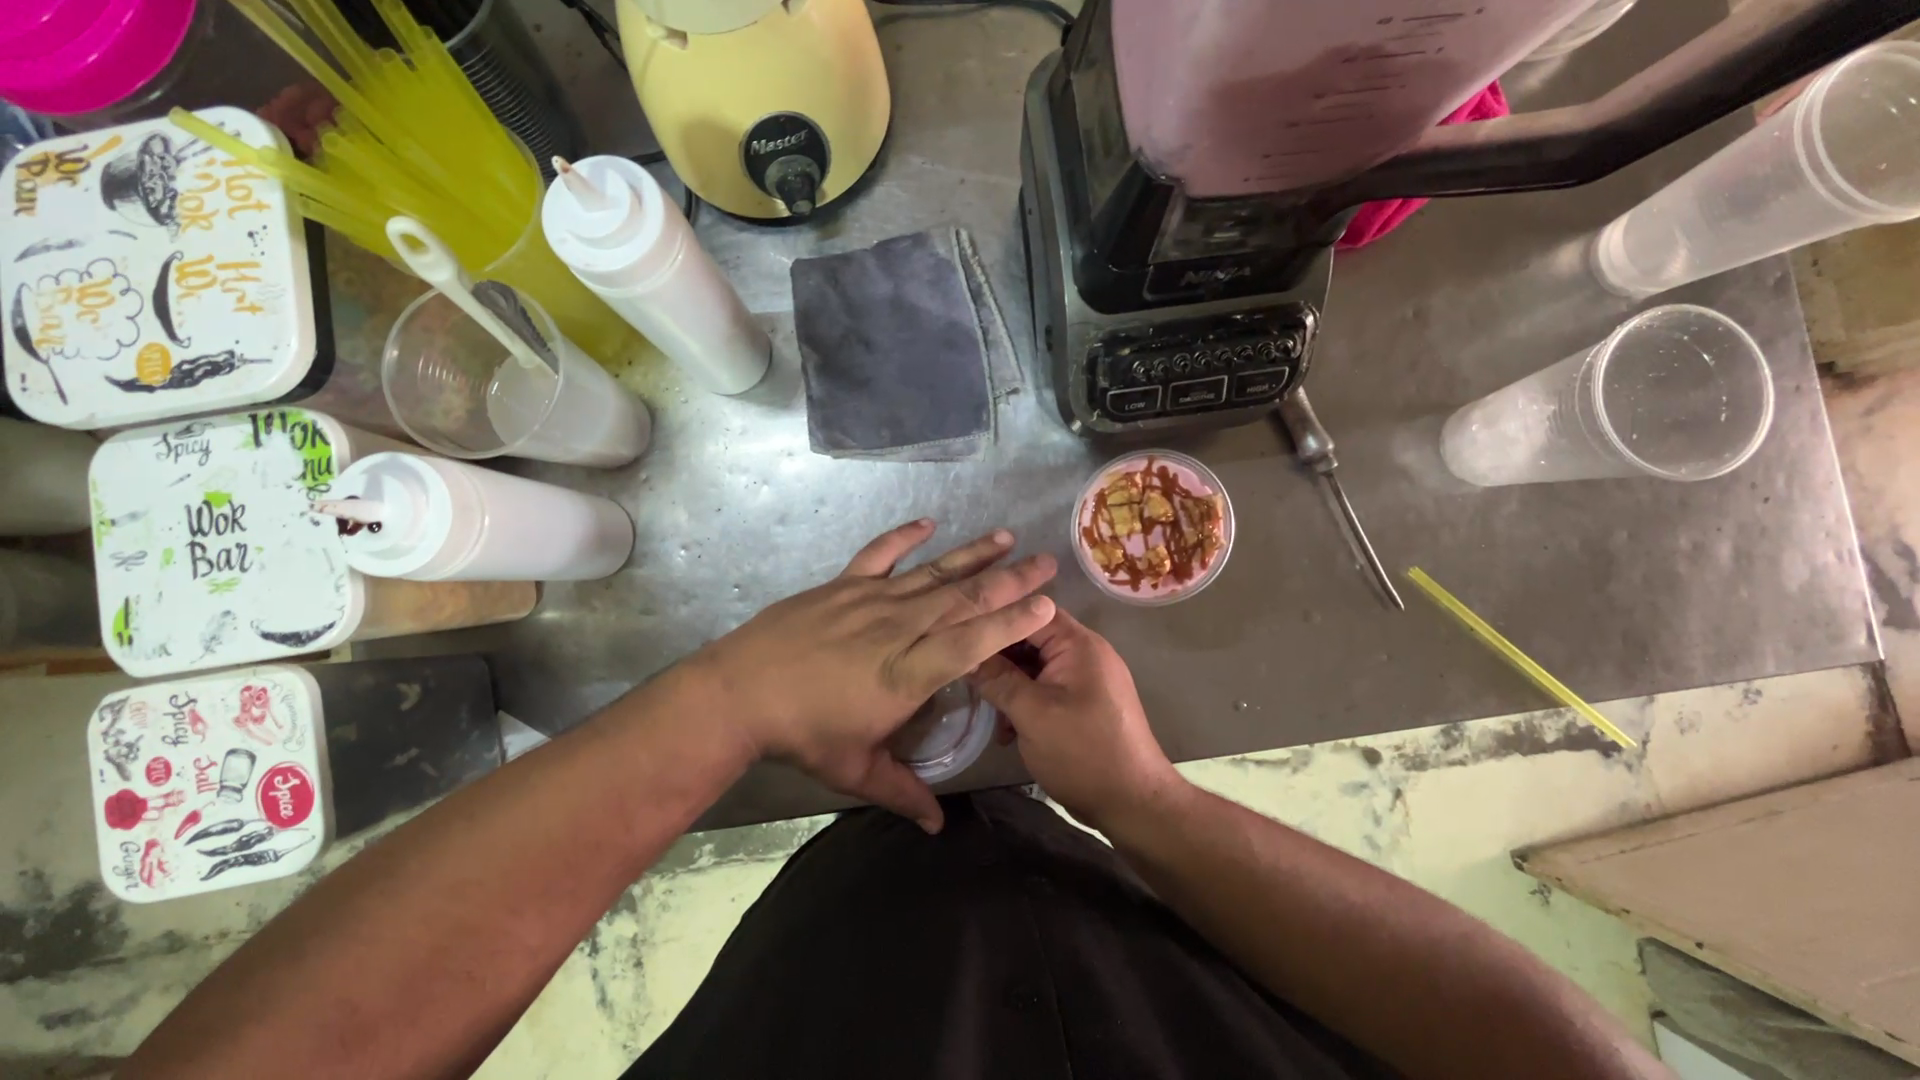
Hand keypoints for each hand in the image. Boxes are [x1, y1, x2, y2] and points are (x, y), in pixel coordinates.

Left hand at [686, 520, 1056, 833]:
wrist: (737, 694)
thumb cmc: (802, 734)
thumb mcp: (854, 771)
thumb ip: (903, 793)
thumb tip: (939, 828)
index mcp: (908, 673)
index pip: (973, 642)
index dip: (1012, 622)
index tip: (1048, 605)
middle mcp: (898, 628)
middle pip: (964, 599)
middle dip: (1010, 581)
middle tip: (1046, 562)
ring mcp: (870, 599)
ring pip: (932, 574)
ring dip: (972, 555)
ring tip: (1006, 537)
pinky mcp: (842, 585)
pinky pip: (879, 554)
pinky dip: (904, 537)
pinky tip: (928, 523)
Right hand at [970, 611, 1182, 830]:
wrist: (1133, 804)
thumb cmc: (1083, 752)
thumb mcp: (1032, 714)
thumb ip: (997, 679)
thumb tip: (964, 653)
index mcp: (1079, 644)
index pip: (1030, 611)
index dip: (993, 616)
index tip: (957, 630)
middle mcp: (1086, 653)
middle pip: (1031, 638)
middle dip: (998, 656)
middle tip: (963, 673)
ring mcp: (1088, 679)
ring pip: (1036, 667)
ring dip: (1009, 685)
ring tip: (986, 710)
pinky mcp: (1086, 703)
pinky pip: (1048, 689)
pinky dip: (1026, 703)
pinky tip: (1009, 732)